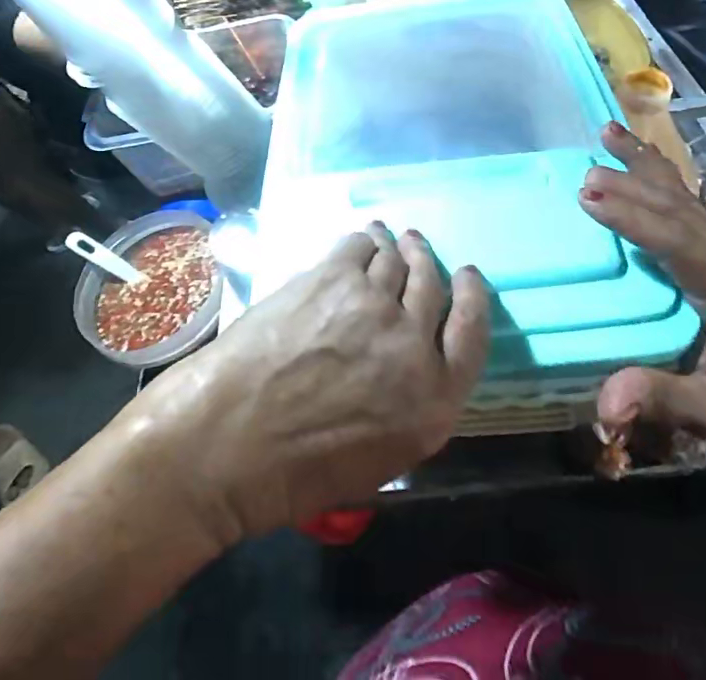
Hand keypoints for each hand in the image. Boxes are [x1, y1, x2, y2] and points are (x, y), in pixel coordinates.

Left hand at [136, 225, 491, 541]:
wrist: (232, 439)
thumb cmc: (297, 471)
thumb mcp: (380, 458)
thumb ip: (408, 406)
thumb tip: (404, 367)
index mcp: (435, 400)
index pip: (472, 332)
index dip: (473, 297)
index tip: (469, 276)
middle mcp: (413, 343)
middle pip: (432, 287)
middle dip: (428, 261)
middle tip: (419, 244)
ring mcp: (372, 305)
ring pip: (395, 262)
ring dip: (396, 245)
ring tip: (389, 235)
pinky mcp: (331, 279)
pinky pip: (357, 248)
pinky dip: (363, 241)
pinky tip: (360, 239)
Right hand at [582, 123, 705, 456]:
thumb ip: (664, 400)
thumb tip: (604, 404)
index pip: (683, 246)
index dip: (637, 220)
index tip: (590, 199)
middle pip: (680, 212)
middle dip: (633, 189)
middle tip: (585, 175)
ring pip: (682, 198)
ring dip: (644, 165)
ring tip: (606, 133)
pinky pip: (682, 204)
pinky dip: (655, 174)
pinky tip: (634, 157)